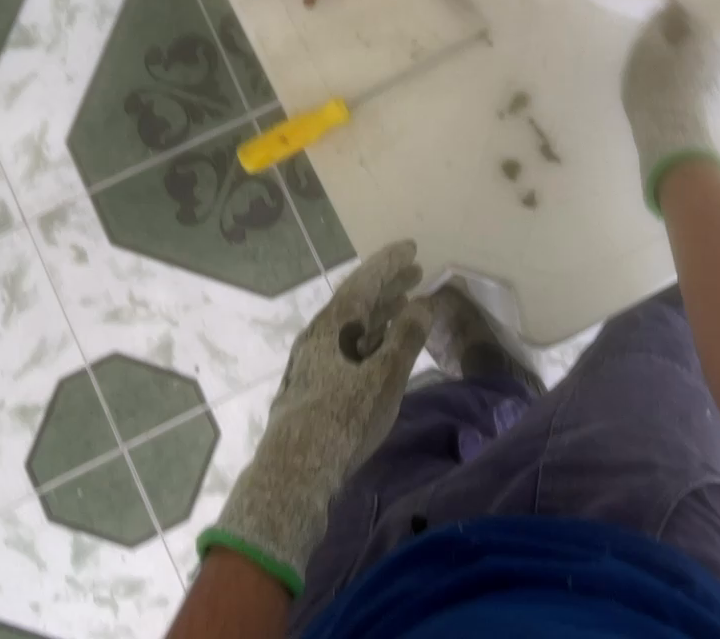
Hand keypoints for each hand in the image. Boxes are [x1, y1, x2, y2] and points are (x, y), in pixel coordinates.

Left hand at [197, 241, 431, 595]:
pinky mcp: (314, 383)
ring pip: (353, 324)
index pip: (365, 281)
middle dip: (388, 284)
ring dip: (381, 310)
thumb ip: (406, 339)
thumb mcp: (384, 378)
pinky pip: (349, 343)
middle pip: (358, 299)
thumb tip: (423, 304)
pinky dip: (371, 335)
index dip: (389, 263)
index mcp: (334, 325)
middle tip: (416, 272)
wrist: (295, 471)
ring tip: (406, 303)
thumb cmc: (343, 419)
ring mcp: (314, 359)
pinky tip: (382, 346)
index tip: (412, 248)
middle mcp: (320, 335)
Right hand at [621, 3, 719, 213]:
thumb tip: (666, 12)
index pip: (688, 8)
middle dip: (677, 26)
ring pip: (693, 50)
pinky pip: (690, 68)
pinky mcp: (706, 94)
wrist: (670, 134)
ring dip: (677, 46)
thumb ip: (656, 24)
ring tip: (655, 46)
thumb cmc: (656, 85)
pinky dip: (677, 63)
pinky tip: (662, 69)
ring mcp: (715, 74)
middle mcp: (717, 50)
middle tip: (655, 22)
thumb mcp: (646, 47)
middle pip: (695, 30)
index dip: (672, 1)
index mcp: (705, 33)